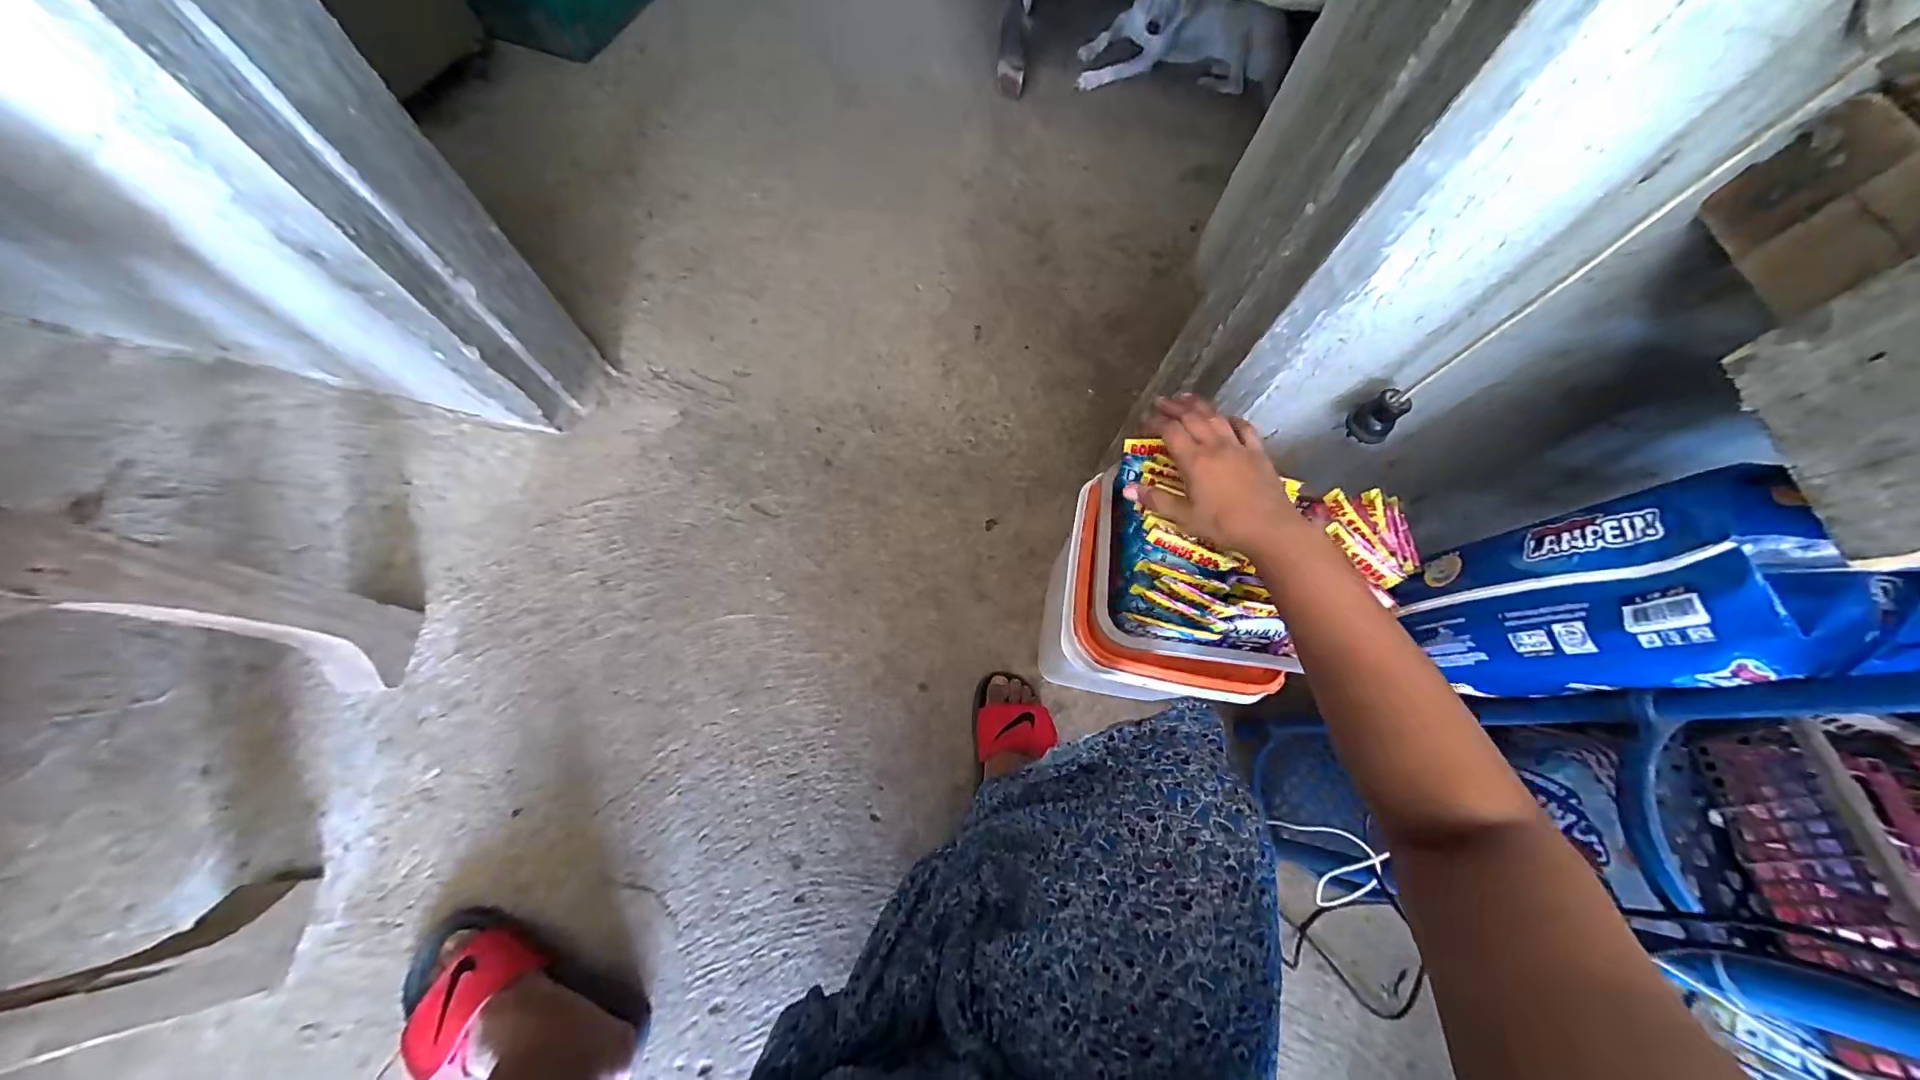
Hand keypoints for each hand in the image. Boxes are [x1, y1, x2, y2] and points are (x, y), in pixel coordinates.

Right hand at [1126, 395, 1300, 551]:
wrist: (1270, 528)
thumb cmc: (1223, 525)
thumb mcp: (1185, 517)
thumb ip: (1157, 500)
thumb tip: (1128, 489)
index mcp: (1195, 461)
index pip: (1171, 432)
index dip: (1156, 422)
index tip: (1145, 420)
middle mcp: (1215, 446)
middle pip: (1192, 418)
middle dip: (1174, 407)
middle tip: (1161, 401)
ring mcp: (1238, 447)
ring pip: (1216, 417)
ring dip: (1199, 405)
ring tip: (1187, 398)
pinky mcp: (1257, 453)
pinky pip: (1244, 428)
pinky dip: (1232, 419)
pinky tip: (1227, 418)